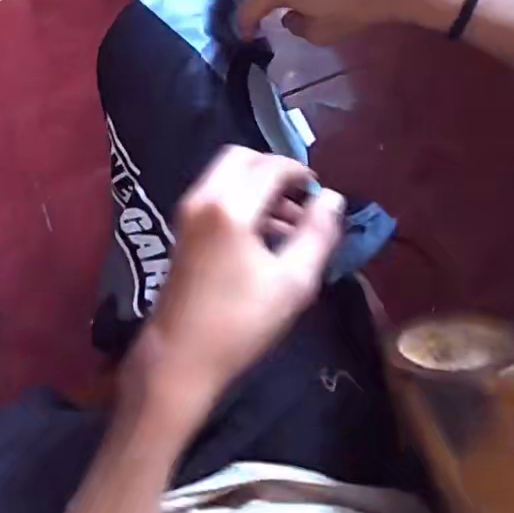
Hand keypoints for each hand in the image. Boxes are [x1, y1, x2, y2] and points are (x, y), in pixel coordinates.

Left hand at [125, 147, 343, 420]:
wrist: (181, 353)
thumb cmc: (241, 322)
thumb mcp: (293, 282)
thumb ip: (317, 234)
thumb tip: (332, 198)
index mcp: (229, 206)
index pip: (268, 166)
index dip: (298, 171)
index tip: (320, 191)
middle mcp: (203, 197)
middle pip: (241, 158)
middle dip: (274, 171)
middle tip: (302, 200)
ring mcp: (187, 210)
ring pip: (226, 175)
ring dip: (258, 186)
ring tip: (292, 226)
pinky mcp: (182, 226)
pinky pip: (215, 194)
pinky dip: (241, 200)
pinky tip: (266, 236)